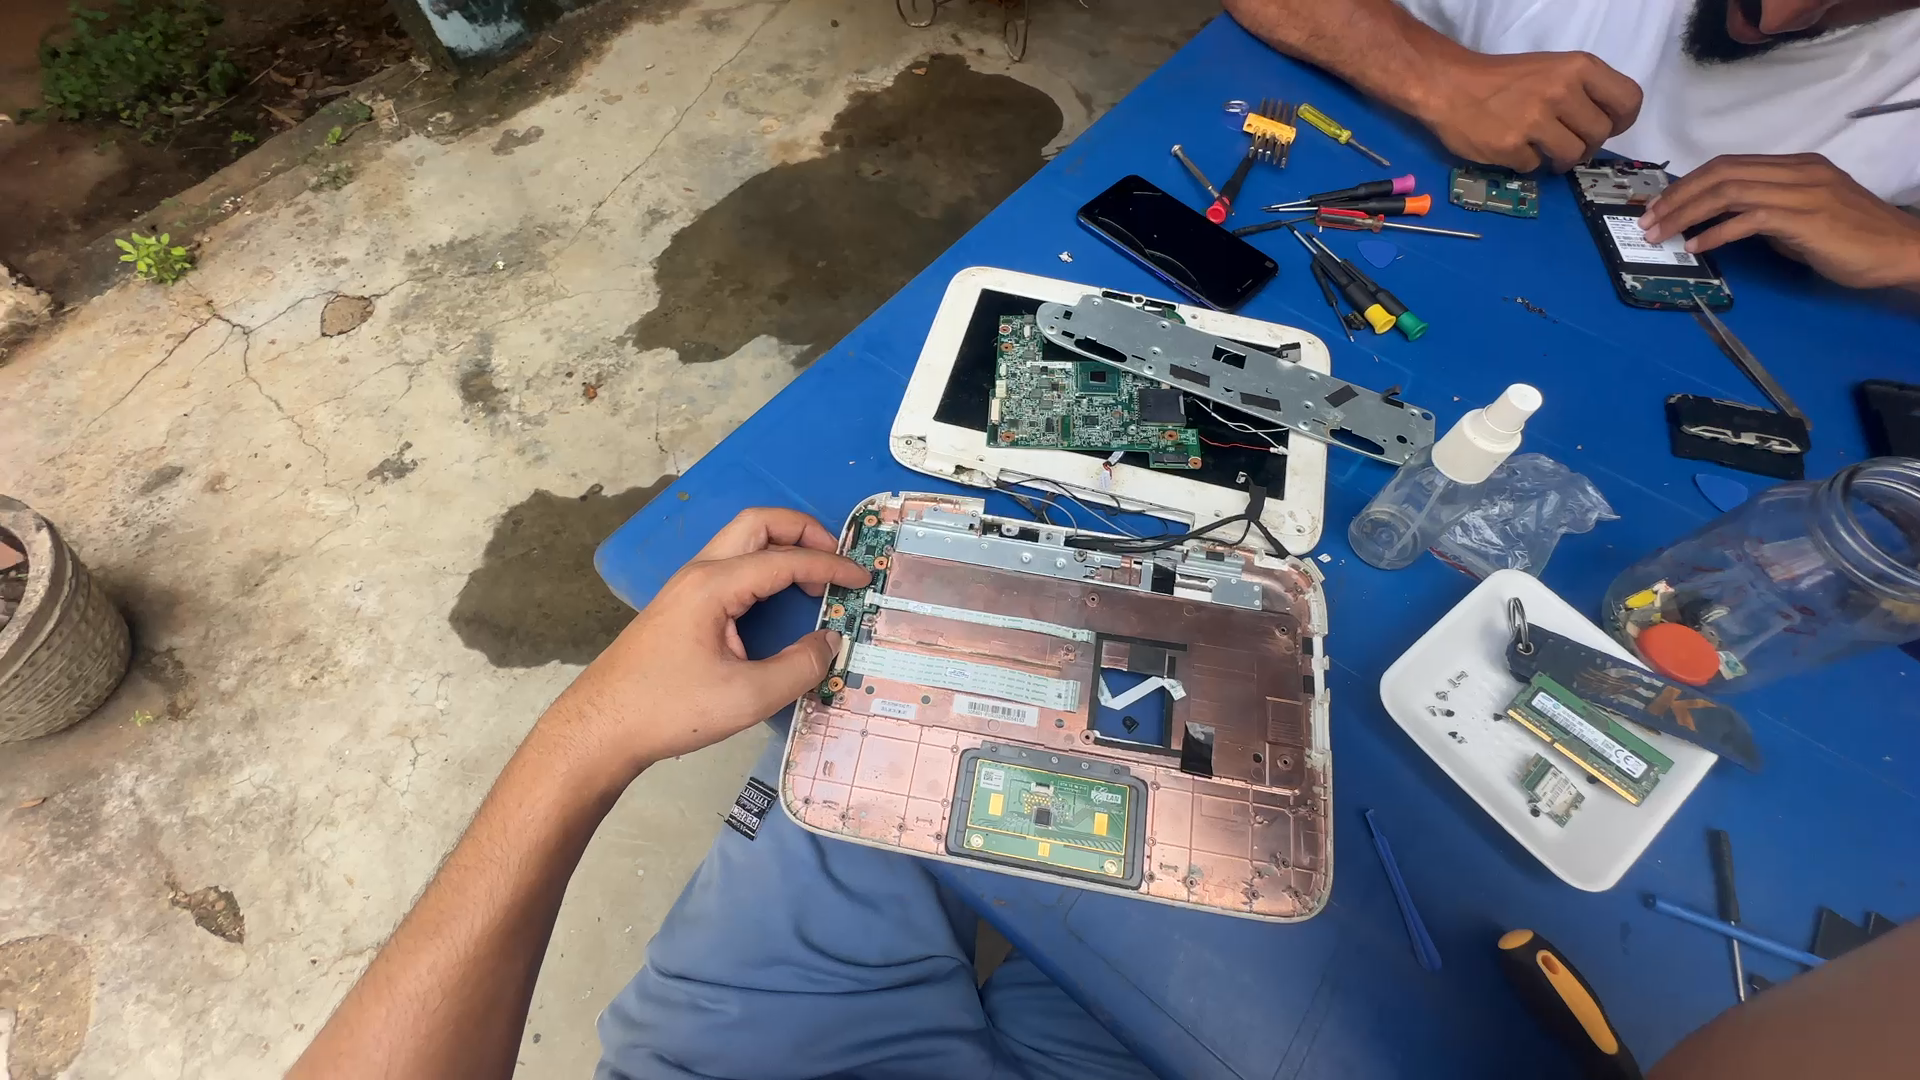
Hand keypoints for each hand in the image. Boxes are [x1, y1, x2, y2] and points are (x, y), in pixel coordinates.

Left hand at [543, 508, 868, 782]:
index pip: (785, 559)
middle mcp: (700, 572)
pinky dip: (765, 566)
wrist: (597, 731)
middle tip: (837, 557)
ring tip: (815, 578)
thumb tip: (830, 641)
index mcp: (715, 585)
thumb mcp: (747, 696)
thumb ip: (800, 667)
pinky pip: (732, 565)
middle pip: (758, 524)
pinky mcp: (682, 604)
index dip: (831, 565)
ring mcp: (687, 586)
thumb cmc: (670, 710)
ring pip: (742, 541)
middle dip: (804, 531)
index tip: (863, 579)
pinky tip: (778, 596)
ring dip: (783, 547)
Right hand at [1415, 51, 1641, 171]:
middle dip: (1588, 147)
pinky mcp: (1509, 147)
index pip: (1627, 100)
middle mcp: (1561, 93)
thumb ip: (1579, 89)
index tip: (1608, 131)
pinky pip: (1532, 166)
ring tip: (1549, 159)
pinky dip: (1525, 164)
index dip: (1621, 122)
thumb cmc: (1502, 80)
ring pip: (1570, 155)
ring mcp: (1534, 122)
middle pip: (1598, 134)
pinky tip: (1514, 153)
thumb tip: (1595, 122)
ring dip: (1562, 163)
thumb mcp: (1552, 69)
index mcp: (1578, 68)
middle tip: (1571, 150)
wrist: (1451, 89)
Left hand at [1638, 154, 1919, 289]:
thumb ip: (1751, 209)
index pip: (1727, 165)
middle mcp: (1800, 173)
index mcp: (1794, 167)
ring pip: (1729, 193)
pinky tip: (1693, 246)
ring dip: (1685, 216)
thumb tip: (1705, 218)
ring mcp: (1806, 193)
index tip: (1654, 207)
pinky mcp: (1808, 218)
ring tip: (1658, 236)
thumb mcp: (1787, 215)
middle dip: (1676, 198)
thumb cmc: (1837, 236)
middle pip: (1722, 175)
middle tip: (1646, 222)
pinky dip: (1714, 233)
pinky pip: (1749, 220)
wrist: (1895, 249)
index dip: (1684, 184)